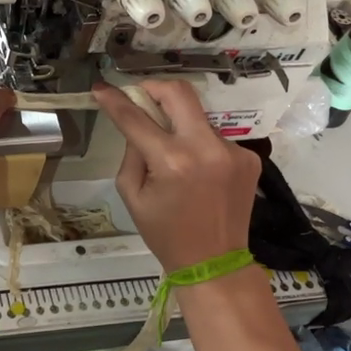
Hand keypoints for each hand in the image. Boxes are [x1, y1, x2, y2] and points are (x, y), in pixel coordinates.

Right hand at [92, 79, 261, 271]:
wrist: (215, 263)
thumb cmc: (165, 234)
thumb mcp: (132, 195)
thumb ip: (131, 153)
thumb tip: (136, 123)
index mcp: (172, 161)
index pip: (136, 117)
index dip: (115, 99)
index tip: (101, 88)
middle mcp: (206, 148)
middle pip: (179, 92)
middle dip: (154, 88)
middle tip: (141, 99)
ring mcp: (233, 150)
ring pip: (197, 116)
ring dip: (179, 123)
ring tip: (172, 153)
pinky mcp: (249, 157)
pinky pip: (214, 137)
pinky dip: (199, 145)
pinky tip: (197, 172)